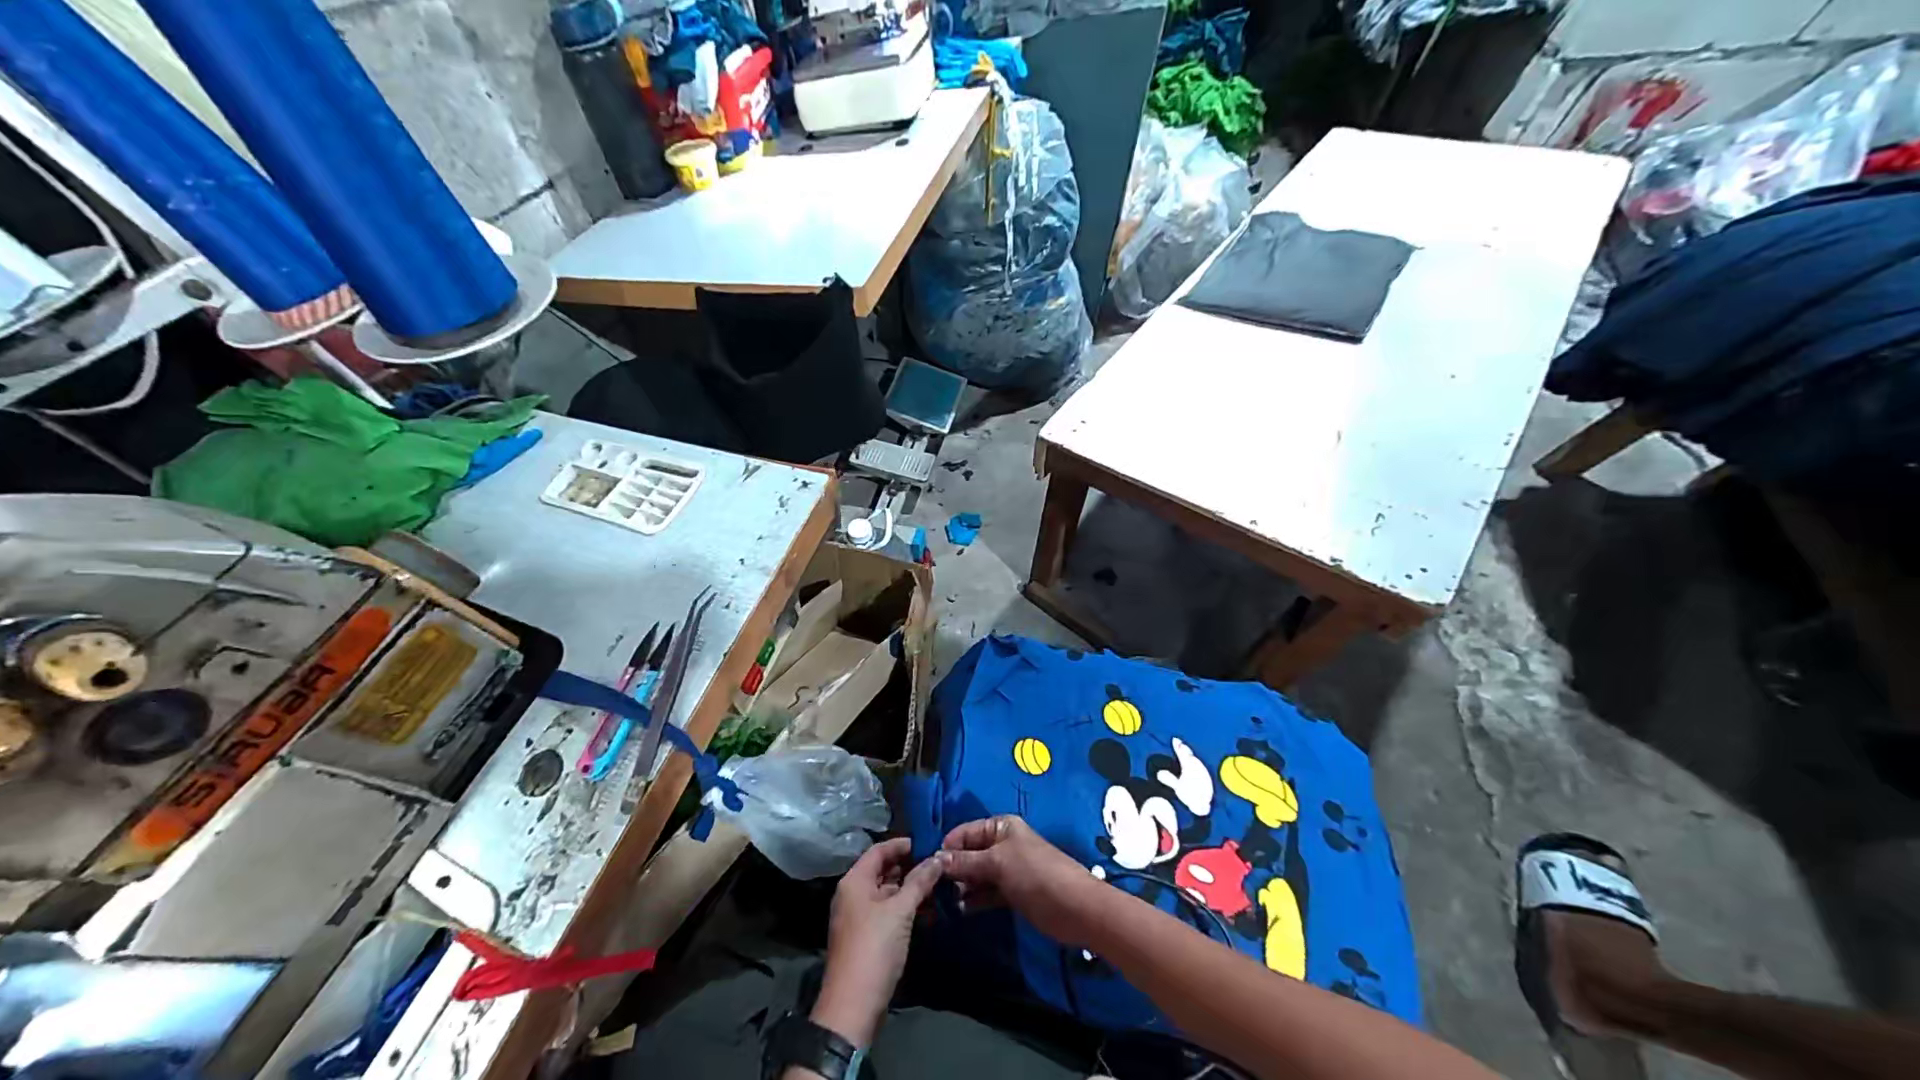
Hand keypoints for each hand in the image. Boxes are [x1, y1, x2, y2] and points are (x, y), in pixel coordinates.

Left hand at [814, 838, 942, 1047]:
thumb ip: (920, 881)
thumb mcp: (900, 911)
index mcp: (855, 881)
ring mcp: (860, 916)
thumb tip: (938, 857)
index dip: (905, 844)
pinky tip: (930, 911)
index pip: (880, 849)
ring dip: (913, 889)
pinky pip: (889, 913)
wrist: (853, 1006)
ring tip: (942, 887)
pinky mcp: (868, 937)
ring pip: (889, 893)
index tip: (932, 844)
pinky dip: (908, 909)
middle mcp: (854, 894)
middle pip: (885, 870)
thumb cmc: (874, 948)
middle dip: (912, 867)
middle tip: (941, 866)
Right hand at [939, 815, 1104, 946]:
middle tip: (930, 889)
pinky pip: (986, 892)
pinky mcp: (1012, 893)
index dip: (946, 847)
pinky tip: (959, 910)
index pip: (964, 832)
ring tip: (941, 902)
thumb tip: (935, 858)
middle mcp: (1002, 844)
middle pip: (968, 853)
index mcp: (1001, 827)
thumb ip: (965, 861)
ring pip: (976, 875)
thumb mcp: (997, 863)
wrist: (1076, 908)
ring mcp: (1008, 870)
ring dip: (961, 886)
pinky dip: (974, 899)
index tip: (925, 867)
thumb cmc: (1035, 875)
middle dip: (951, 868)